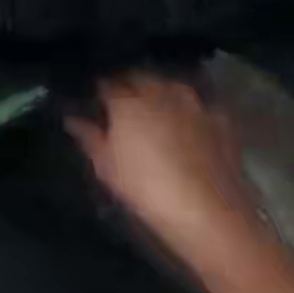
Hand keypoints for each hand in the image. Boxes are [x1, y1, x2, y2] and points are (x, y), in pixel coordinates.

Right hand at [64, 74, 259, 249]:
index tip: (93, 102)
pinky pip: (198, 104)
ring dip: (158, 91)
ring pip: (169, 85)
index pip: (104, 82)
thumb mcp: (106, 167)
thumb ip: (88, 136)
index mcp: (126, 99)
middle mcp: (159, 91)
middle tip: (120, 105)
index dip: (97, 90)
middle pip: (137, 76)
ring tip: (152, 109)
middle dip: (126, 84)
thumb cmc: (148, 189)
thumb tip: (73, 118)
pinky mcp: (221, 120)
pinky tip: (187, 123)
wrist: (212, 216)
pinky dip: (188, 108)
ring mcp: (193, 103)